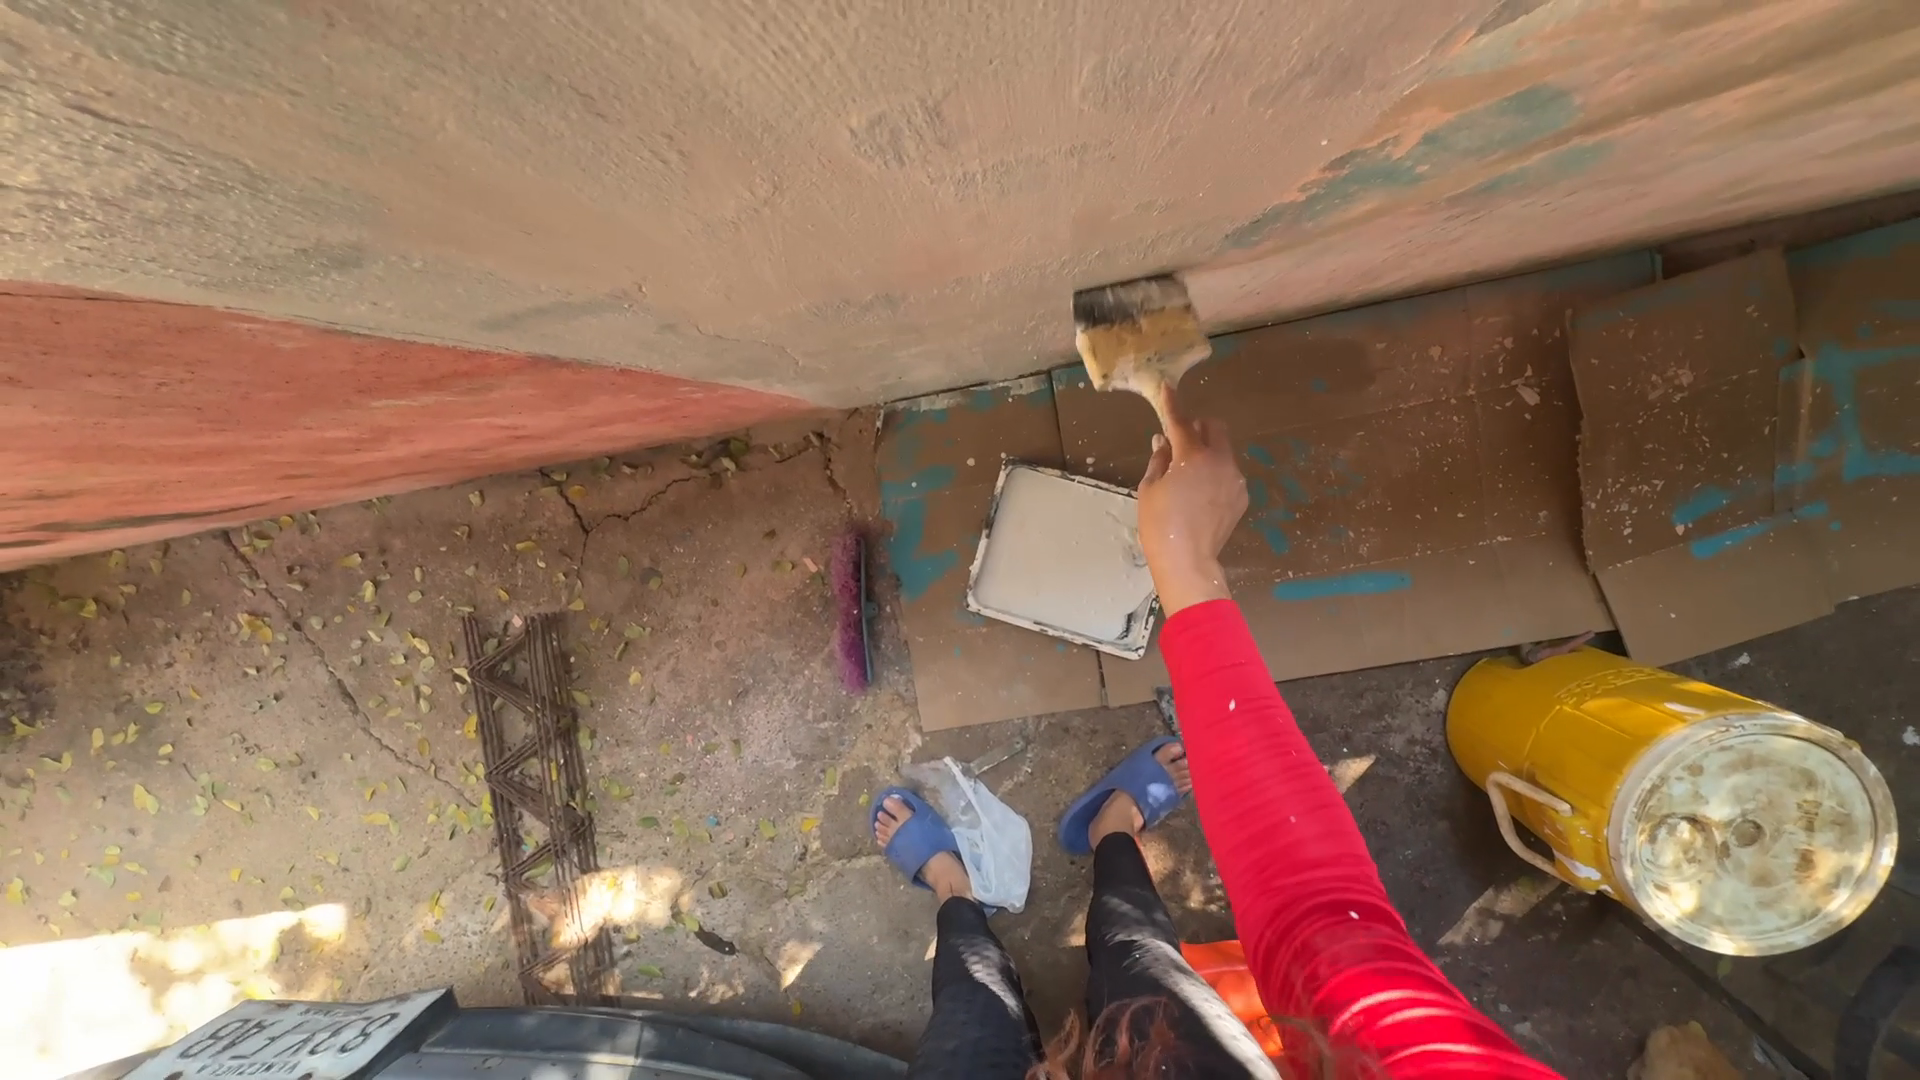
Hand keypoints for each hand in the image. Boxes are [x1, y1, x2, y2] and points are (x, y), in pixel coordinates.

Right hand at [1136, 391, 1246, 614]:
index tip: (1167, 389)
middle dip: (1198, 426)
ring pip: (1223, 451)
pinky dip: (1214, 474)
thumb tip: (1163, 441)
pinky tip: (1199, 495)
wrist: (1187, 560)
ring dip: (1206, 452)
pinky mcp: (1240, 496)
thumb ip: (1159, 459)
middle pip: (1215, 427)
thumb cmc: (1159, 524)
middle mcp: (1220, 461)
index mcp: (1193, 456)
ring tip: (1187, 475)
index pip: (1181, 422)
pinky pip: (1227, 473)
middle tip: (1179, 440)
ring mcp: (1234, 479)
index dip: (1171, 405)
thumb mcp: (1149, 488)